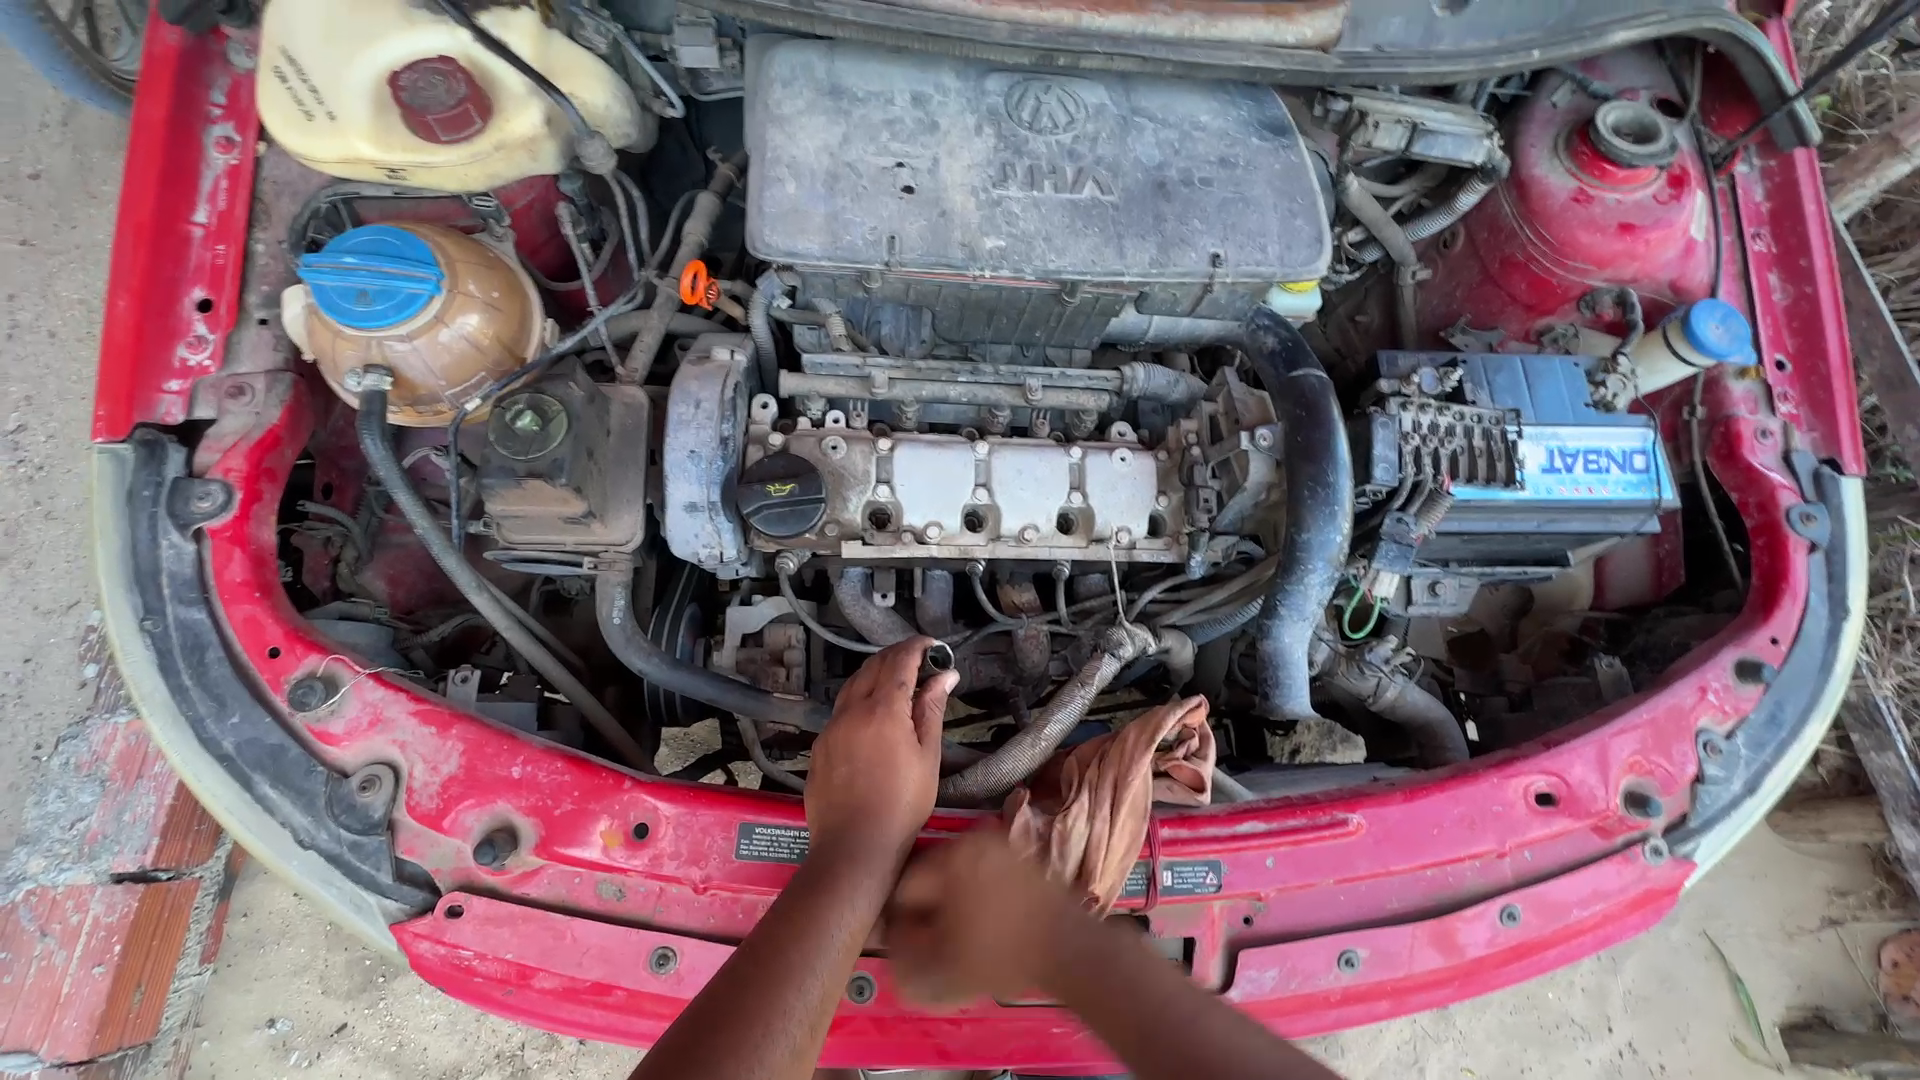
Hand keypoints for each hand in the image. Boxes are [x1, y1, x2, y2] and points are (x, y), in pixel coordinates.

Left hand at [805, 637, 956, 862]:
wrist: (853, 846)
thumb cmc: (902, 804)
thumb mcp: (927, 757)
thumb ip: (931, 711)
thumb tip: (944, 676)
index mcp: (883, 710)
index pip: (899, 662)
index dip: (916, 647)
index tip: (932, 645)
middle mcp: (852, 711)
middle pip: (872, 667)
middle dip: (896, 655)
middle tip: (918, 658)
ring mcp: (831, 728)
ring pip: (851, 686)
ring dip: (874, 673)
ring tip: (895, 678)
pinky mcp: (819, 746)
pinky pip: (840, 710)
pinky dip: (858, 698)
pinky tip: (870, 714)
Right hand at [886, 828, 1092, 1005]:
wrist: (1068, 948)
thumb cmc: (1001, 956)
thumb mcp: (940, 970)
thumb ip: (903, 953)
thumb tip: (893, 938)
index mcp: (946, 857)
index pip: (903, 887)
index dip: (899, 921)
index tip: (906, 946)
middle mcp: (970, 841)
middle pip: (931, 877)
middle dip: (928, 909)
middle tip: (933, 943)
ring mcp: (998, 845)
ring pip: (958, 875)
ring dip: (952, 901)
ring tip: (960, 937)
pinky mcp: (1019, 857)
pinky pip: (984, 875)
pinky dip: (978, 895)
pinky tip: (986, 925)